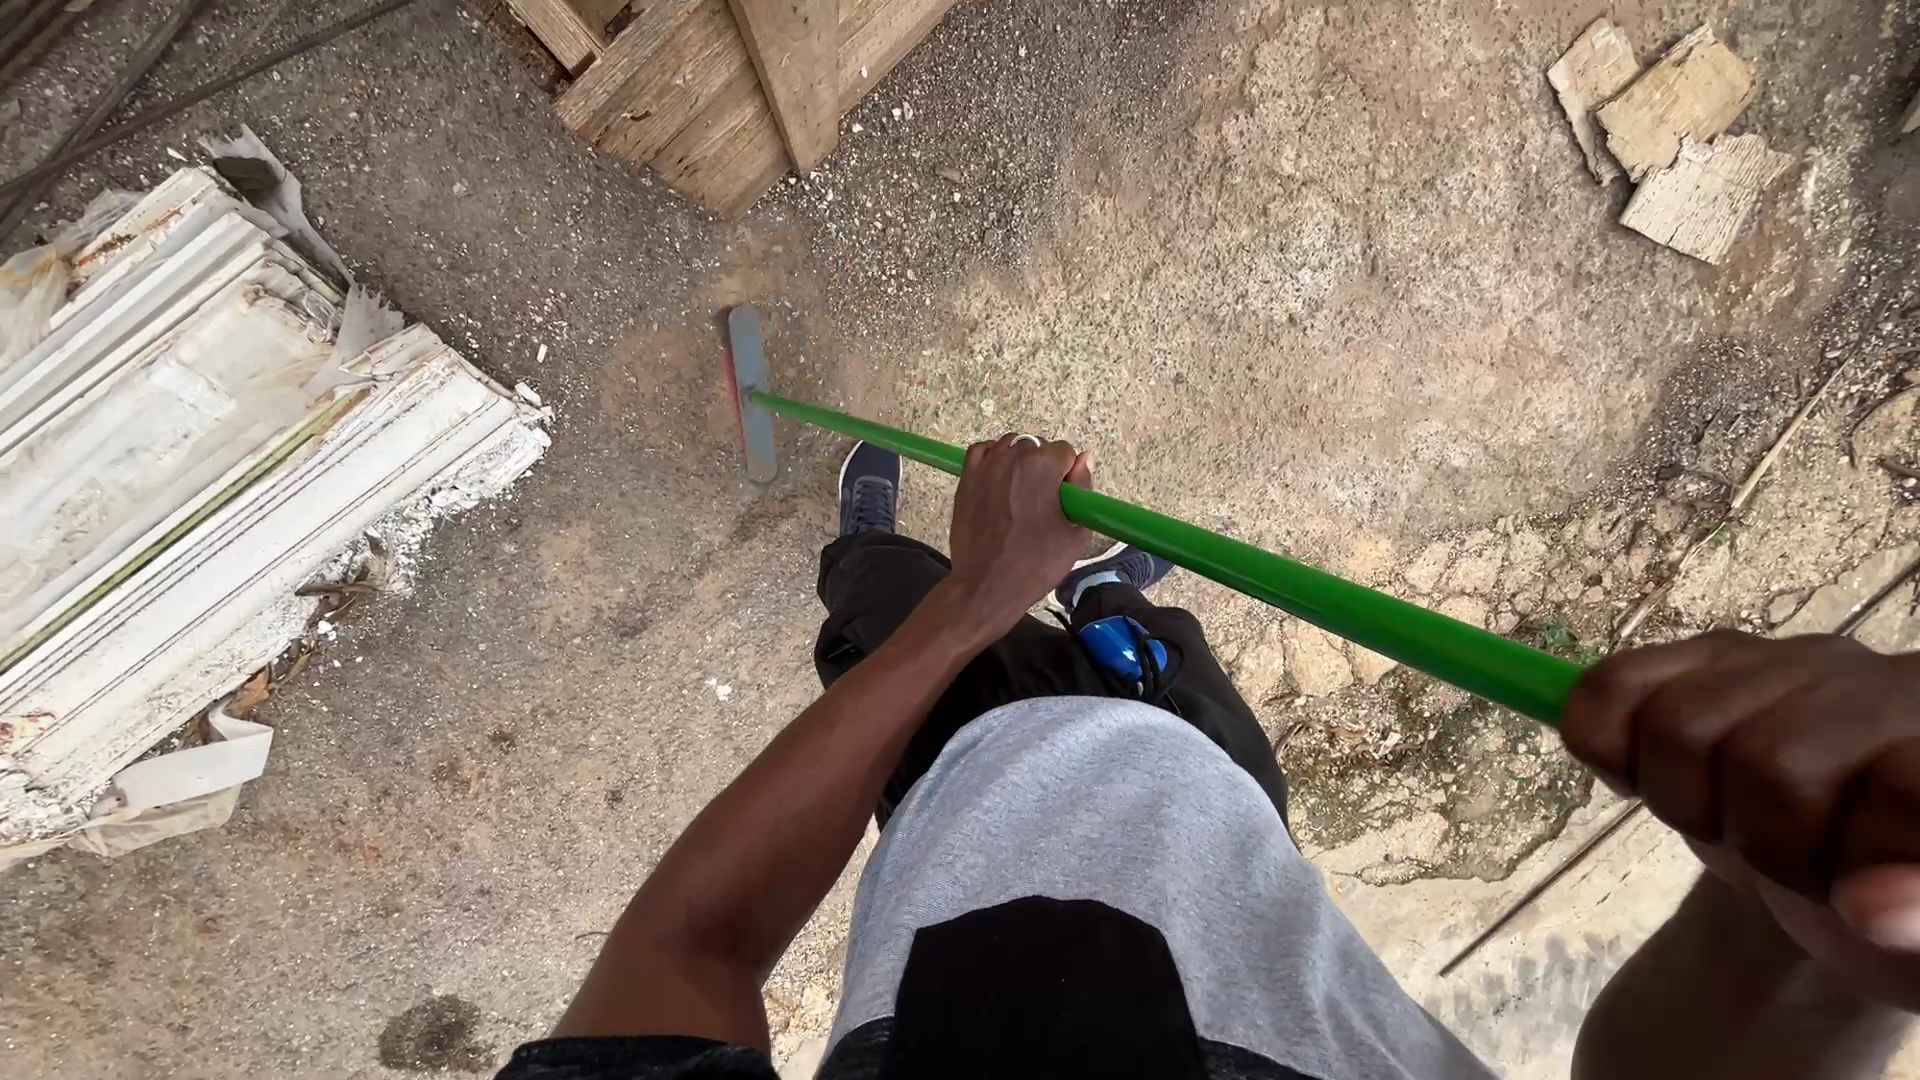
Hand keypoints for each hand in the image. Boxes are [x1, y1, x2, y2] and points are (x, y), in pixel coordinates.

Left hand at [940, 434, 1092, 641]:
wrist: (987, 584)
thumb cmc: (1035, 563)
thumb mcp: (1075, 532)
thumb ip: (1083, 488)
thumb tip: (1083, 459)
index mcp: (1043, 466)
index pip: (1065, 451)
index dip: (1067, 475)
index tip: (1062, 499)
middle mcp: (1013, 456)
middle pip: (1037, 447)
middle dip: (1044, 468)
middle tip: (1042, 503)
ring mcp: (986, 466)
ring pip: (1010, 446)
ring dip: (1019, 462)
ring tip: (1020, 495)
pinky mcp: (966, 478)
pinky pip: (982, 452)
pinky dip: (992, 459)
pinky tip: (999, 481)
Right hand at [1562, 630, 1919, 1005]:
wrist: (1847, 852)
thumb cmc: (1897, 889)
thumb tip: (1869, 909)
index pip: (1902, 788)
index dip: (1867, 850)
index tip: (1859, 909)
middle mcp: (1884, 685)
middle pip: (1766, 762)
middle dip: (1755, 838)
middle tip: (1780, 866)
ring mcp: (1786, 659)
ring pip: (1675, 724)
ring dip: (1677, 799)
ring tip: (1716, 821)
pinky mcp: (1702, 654)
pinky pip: (1611, 684)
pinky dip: (1597, 739)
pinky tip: (1630, 775)